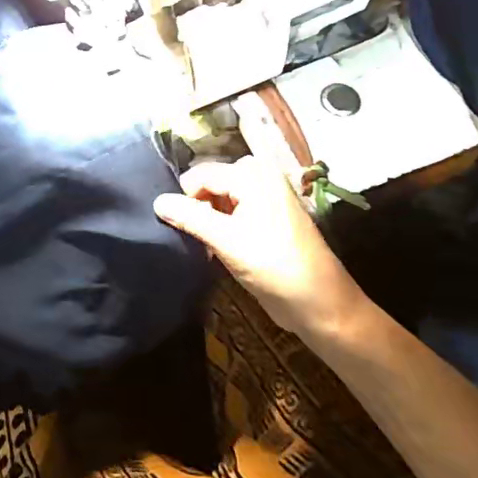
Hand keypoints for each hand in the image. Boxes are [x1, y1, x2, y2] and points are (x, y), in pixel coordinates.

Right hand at [153, 156, 368, 339]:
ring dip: (208, 219)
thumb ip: (189, 217)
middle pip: (209, 183)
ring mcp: (265, 197)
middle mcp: (260, 178)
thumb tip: (157, 201)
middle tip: (196, 237)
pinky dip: (220, 225)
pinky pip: (232, 210)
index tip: (181, 228)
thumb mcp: (226, 241)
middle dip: (197, 207)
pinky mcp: (267, 218)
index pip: (199, 175)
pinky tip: (218, 249)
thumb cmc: (275, 267)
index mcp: (253, 175)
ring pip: (219, 198)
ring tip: (207, 245)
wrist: (321, 303)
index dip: (185, 199)